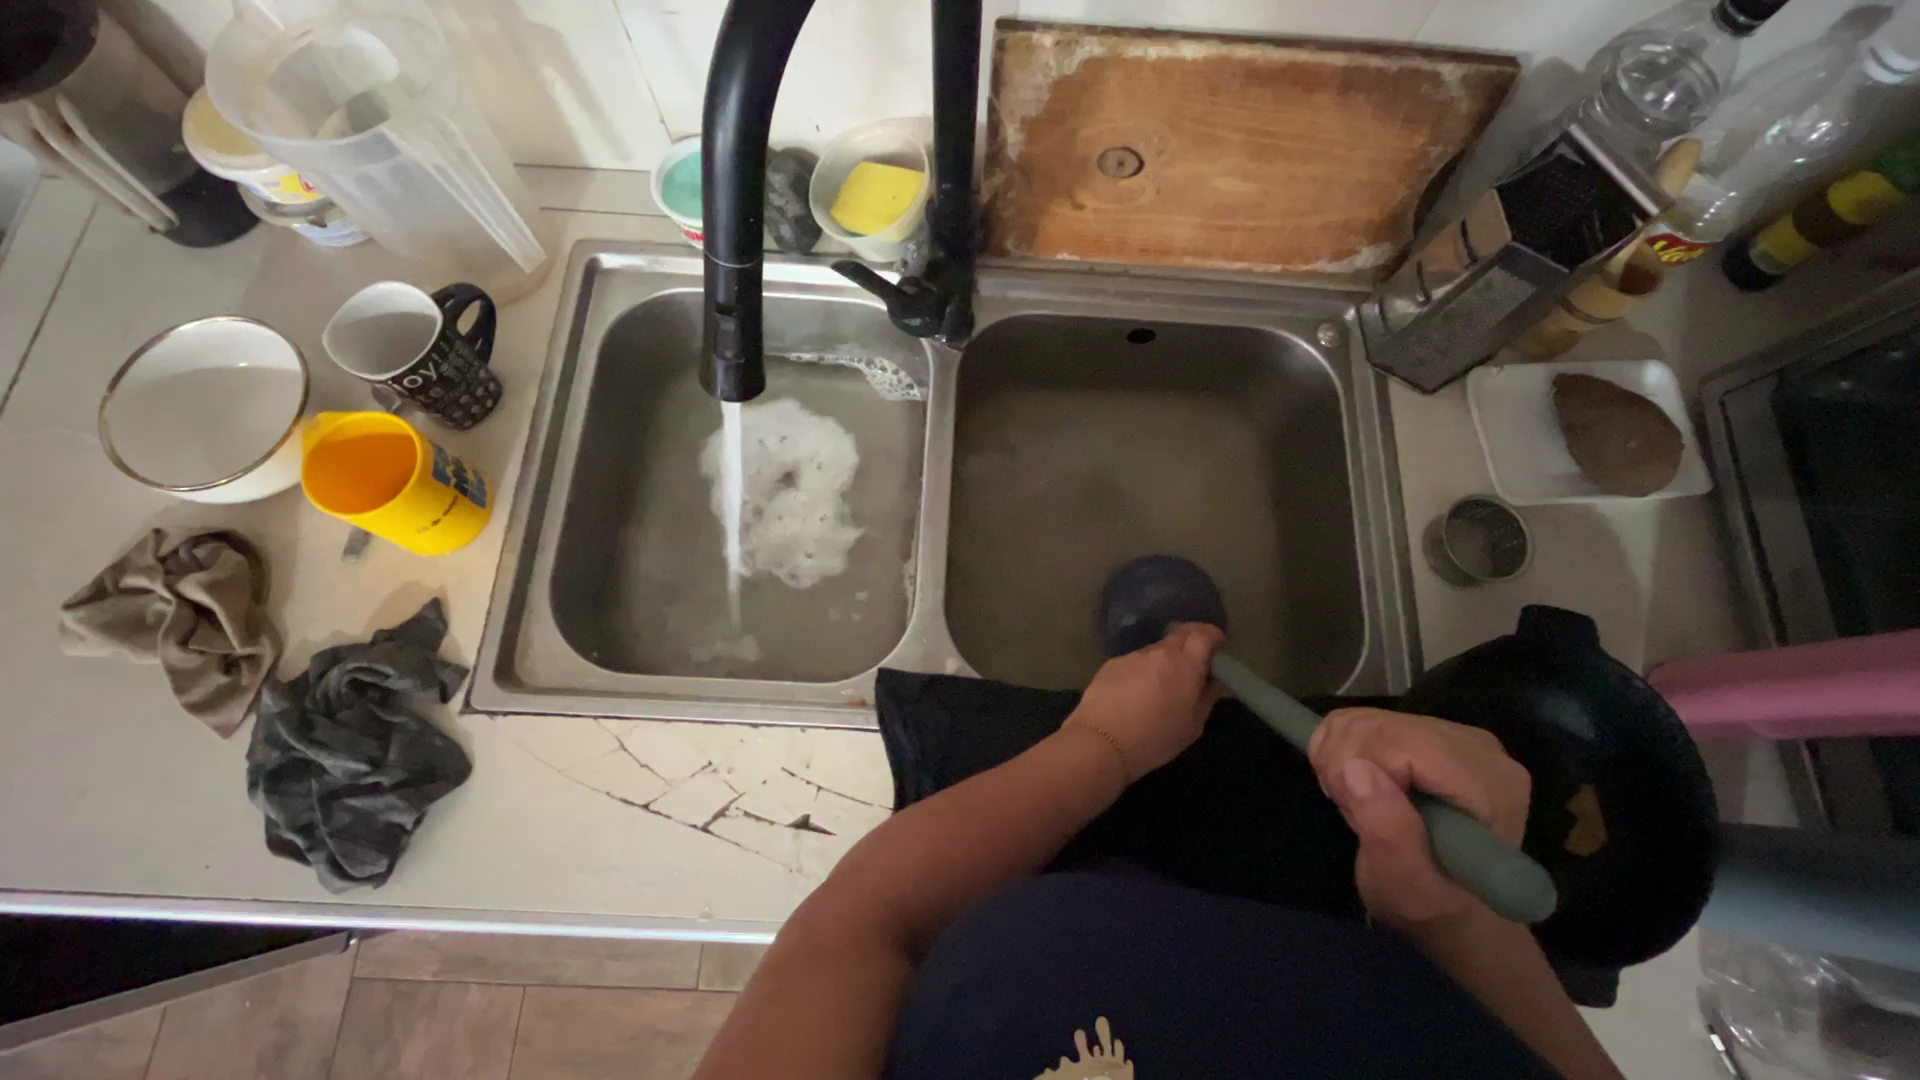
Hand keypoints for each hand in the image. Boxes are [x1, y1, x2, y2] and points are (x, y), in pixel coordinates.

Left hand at [1066, 622, 1223, 778]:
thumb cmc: (1155, 739)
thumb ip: (1207, 698)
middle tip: (1194, 660)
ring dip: (1164, 660)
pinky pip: (1134, 661)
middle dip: (1191, 641)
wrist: (1102, 742)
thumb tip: (1217, 682)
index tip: (1217, 645)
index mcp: (1185, 665)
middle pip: (1179, 634)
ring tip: (1160, 685)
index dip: (1212, 635)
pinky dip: (1141, 670)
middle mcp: (1159, 653)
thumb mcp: (1192, 726)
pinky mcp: (1111, 664)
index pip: (1203, 634)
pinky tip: (1134, 692)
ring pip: (1155, 650)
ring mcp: (1132, 656)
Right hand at [1308, 707, 1530, 931]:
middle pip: (1381, 727)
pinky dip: (1337, 750)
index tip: (1359, 814)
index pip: (1408, 744)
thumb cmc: (1431, 903)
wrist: (1446, 906)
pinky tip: (1357, 784)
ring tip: (1360, 805)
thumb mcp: (1406, 885)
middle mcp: (1478, 749)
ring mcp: (1450, 734)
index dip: (1366, 769)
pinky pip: (1355, 718)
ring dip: (1339, 762)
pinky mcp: (1421, 729)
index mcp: (1490, 785)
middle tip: (1355, 813)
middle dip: (1346, 767)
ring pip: (1361, 719)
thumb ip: (1389, 832)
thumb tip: (1357, 770)